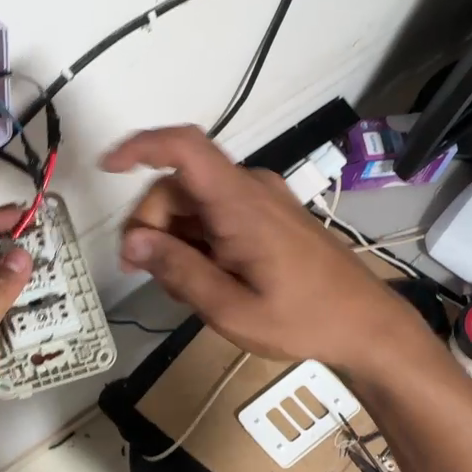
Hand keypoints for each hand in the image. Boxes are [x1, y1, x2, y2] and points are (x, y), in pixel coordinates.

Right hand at [103, 125, 423, 373]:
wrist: (366, 324)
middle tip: (140, 271)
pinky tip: (200, 277)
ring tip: (179, 286)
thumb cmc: (303, 320)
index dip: (141, 147)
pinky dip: (193, 240)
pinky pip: (212, 214)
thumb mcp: (230, 309)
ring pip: (190, 202)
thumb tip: (133, 242)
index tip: (106, 168)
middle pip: (176, 186)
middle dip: (148, 224)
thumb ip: (179, 271)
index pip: (186, 149)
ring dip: (170, 237)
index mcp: (241, 205)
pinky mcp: (264, 215)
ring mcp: (259, 200)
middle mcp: (250, 189)